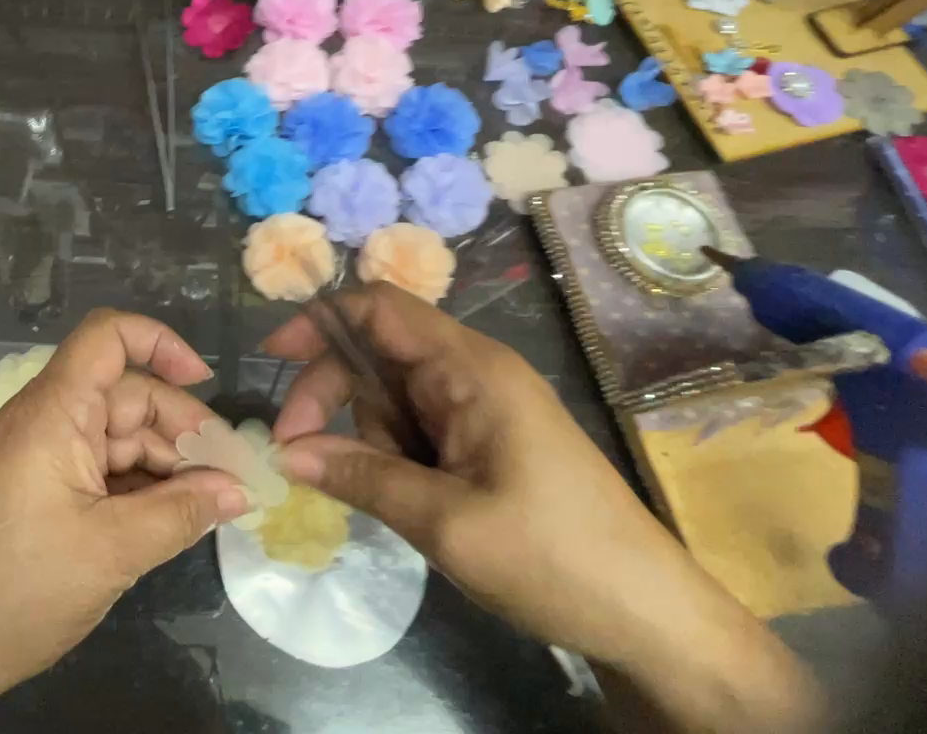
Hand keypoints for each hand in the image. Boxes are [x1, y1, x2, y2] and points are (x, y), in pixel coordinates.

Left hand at [0, 310, 249, 732]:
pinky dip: (146, 486)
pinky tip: (182, 514)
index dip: (159, 342)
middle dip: (184, 428)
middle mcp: (51, 418)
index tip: (204, 382)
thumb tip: (240, 492)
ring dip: (170, 464)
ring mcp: (48, 452)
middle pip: (129, 394)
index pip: (106, 336)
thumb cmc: (24, 587)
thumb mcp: (114, 549)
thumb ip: (183, 513)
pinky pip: (108, 467)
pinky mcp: (50, 485)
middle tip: (236, 476)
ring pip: (124, 435)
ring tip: (220, 501)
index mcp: (54, 410)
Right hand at [266, 284, 820, 732]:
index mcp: (471, 368)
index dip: (320, 320)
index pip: (380, 307)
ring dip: (370, 439)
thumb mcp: (445, 521)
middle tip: (302, 455)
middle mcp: (472, 372)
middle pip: (374, 354)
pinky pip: (413, 427)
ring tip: (403, 498)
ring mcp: (479, 406)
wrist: (653, 620)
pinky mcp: (482, 438)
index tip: (273, 359)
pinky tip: (413, 500)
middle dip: (332, 397)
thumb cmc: (556, 559)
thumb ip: (360, 476)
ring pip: (388, 396)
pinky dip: (394, 456)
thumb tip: (285, 454)